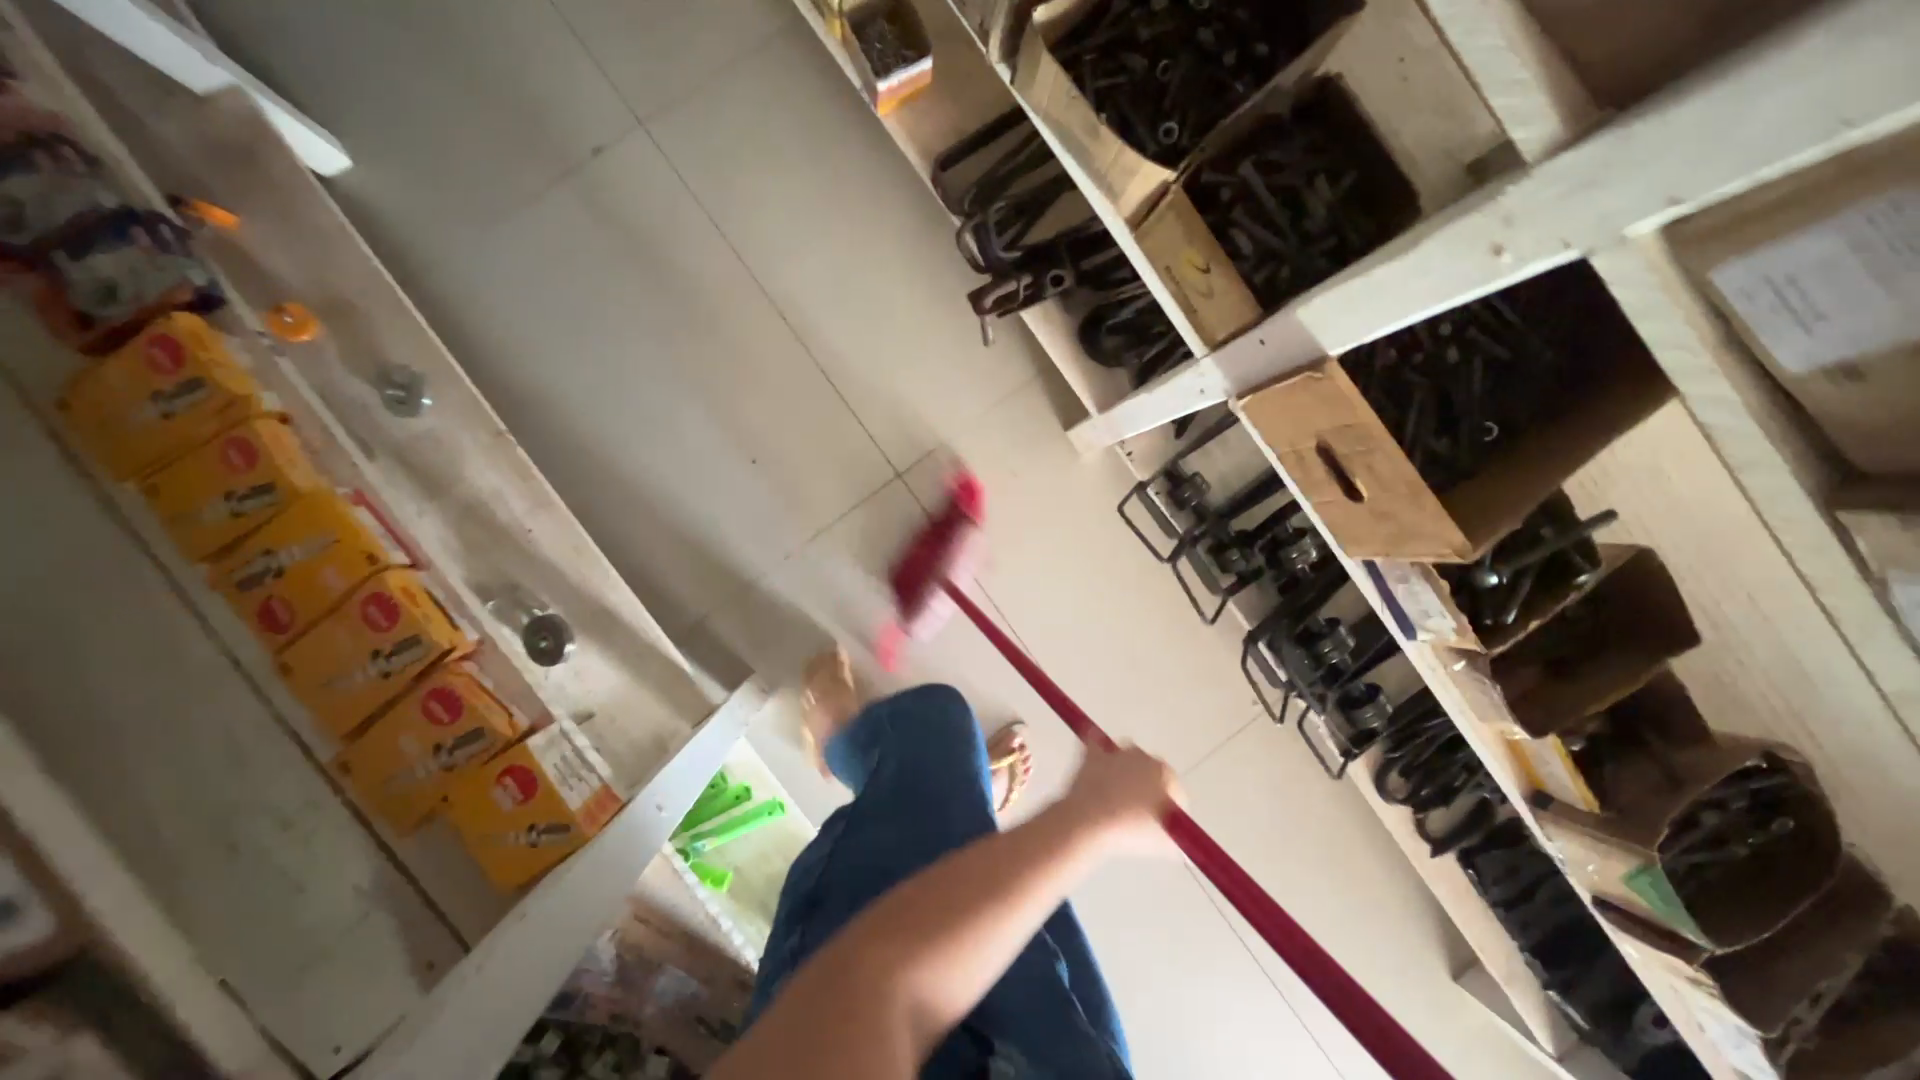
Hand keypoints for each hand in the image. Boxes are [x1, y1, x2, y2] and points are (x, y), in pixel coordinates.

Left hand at [1056, 743, 1178, 852]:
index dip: (1169, 807)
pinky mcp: (1093, 754)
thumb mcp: (1163, 842)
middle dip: (1146, 788)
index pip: (1174, 788)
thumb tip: (1175, 837)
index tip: (1163, 823)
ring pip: (1126, 757)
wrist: (1090, 820)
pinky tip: (1094, 760)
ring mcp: (1117, 753)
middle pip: (1150, 771)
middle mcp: (1144, 757)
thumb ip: (1174, 835)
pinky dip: (1096, 751)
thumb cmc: (1130, 831)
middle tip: (1137, 812)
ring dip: (1124, 770)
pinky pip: (1096, 745)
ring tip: (1115, 794)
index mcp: (1165, 774)